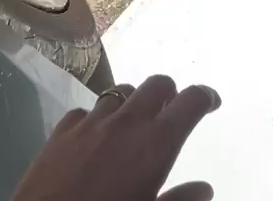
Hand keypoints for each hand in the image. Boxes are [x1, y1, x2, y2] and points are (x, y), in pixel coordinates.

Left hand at [11, 75, 220, 200]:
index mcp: (156, 143)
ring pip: (122, 91)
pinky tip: (92, 142)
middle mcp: (127, 122)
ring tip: (131, 128)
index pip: (191, 101)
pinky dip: (97, 120)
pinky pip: (86, 112)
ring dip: (134, 104)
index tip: (211, 103)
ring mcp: (92, 123)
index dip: (206, 97)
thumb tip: (204, 188)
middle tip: (170, 116)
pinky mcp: (61, 133)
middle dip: (170, 94)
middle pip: (158, 84)